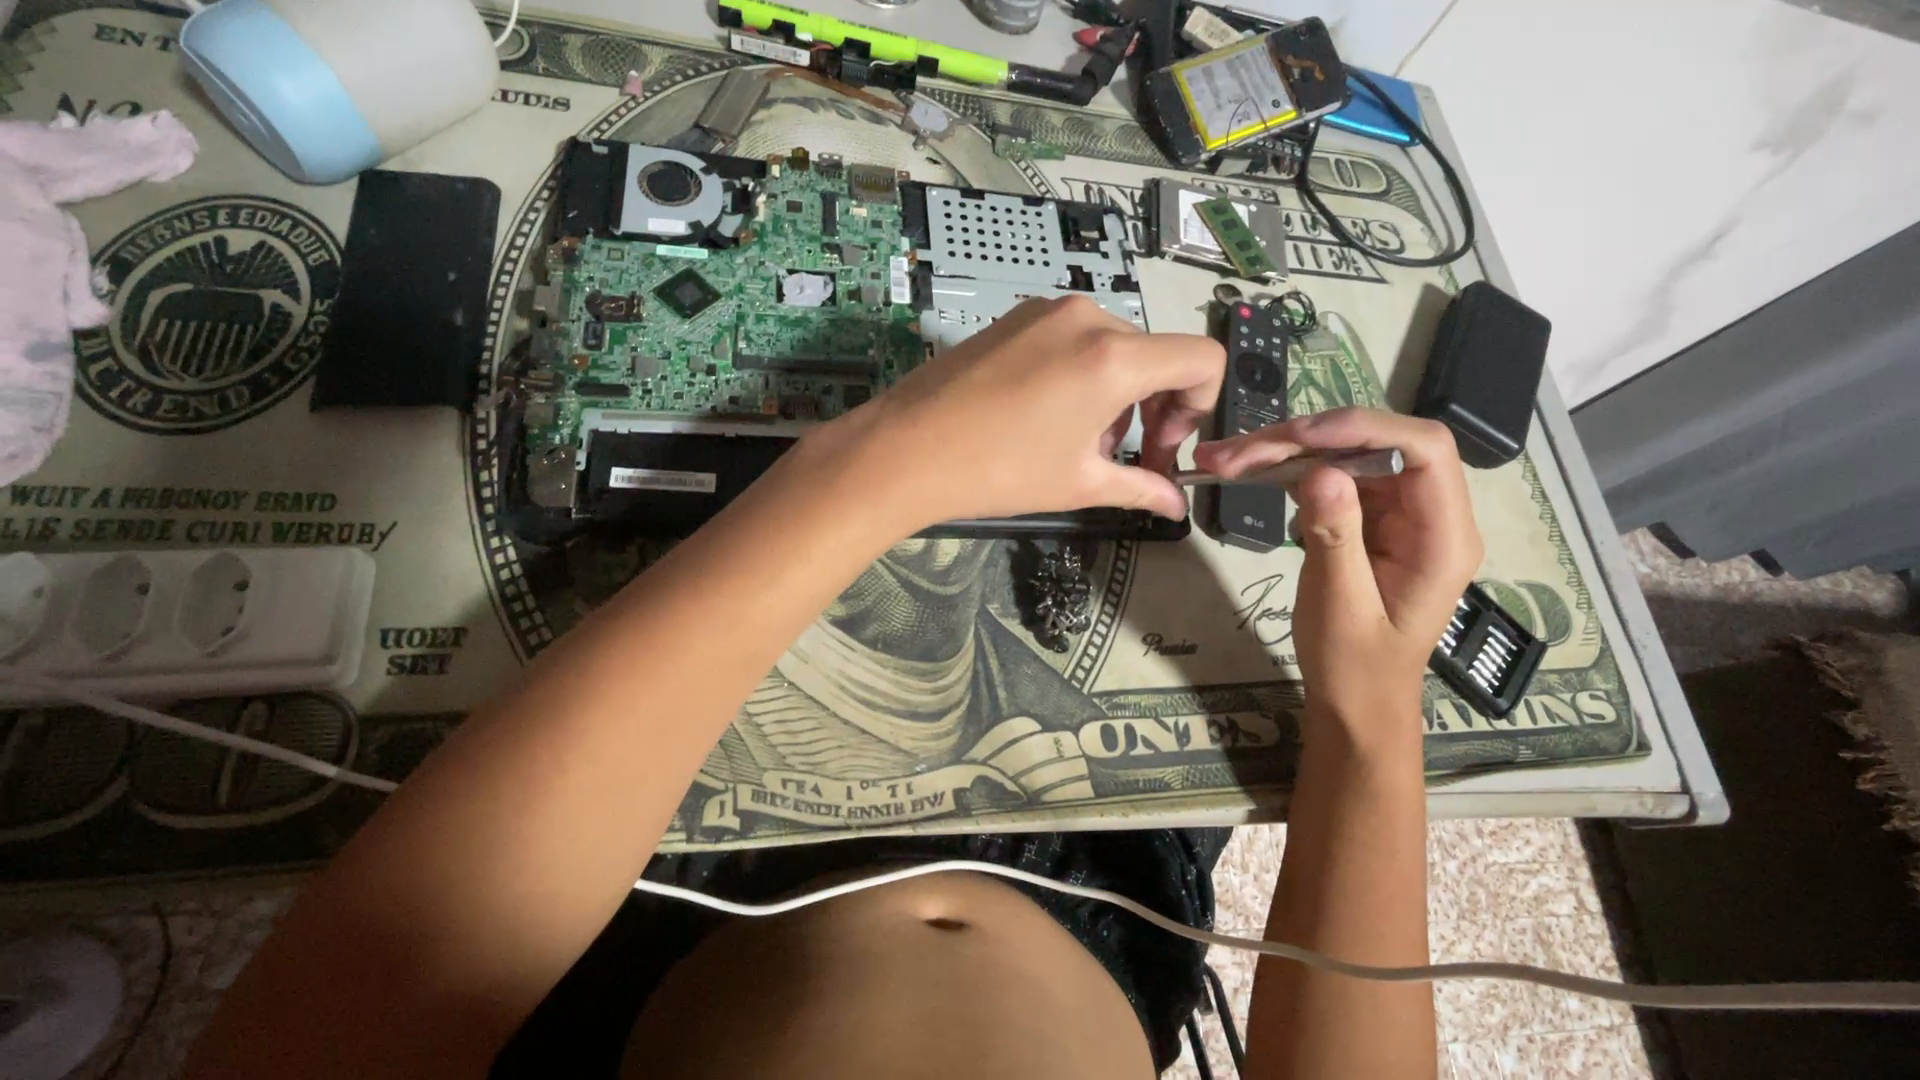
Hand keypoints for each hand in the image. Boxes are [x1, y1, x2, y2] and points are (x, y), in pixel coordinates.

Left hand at [815, 295, 1224, 530]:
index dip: (1200, 405)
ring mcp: (1046, 312)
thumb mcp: (1078, 483)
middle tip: (1123, 457)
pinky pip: (1073, 339)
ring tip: (1076, 442)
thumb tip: (1175, 507)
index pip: (1202, 358)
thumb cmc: (999, 470)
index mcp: (1114, 356)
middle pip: (1156, 354)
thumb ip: (1140, 488)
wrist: (905, 449)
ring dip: (1115, 394)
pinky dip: (1081, 374)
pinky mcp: (1016, 317)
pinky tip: (1045, 415)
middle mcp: (1087, 318)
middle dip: (1153, 408)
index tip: (1164, 445)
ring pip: (1113, 347)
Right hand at [1192, 408, 1482, 744]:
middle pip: (1376, 445)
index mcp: (1443, 537)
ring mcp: (1396, 513)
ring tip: (1226, 460)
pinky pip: (1331, 477)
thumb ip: (1336, 537)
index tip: (1300, 435)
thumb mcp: (1341, 607)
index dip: (1365, 429)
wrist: (1355, 700)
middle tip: (1238, 453)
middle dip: (1306, 439)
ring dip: (1286, 451)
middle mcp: (1426, 513)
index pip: (1425, 451)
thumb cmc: (1356, 666)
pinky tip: (1248, 473)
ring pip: (1346, 455)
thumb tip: (1320, 473)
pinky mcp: (1367, 517)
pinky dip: (1287, 471)